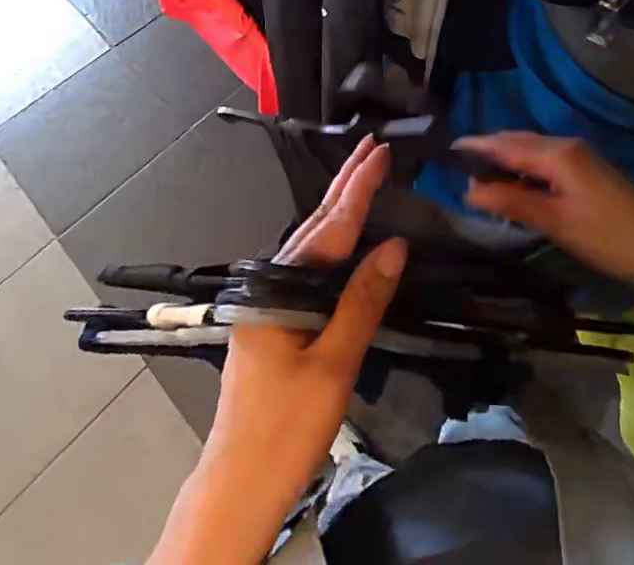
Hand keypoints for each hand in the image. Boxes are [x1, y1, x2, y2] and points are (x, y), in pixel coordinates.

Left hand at [151, 136, 406, 564]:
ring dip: (337, 210)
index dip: (358, 189)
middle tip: (371, 148)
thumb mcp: (332, 364)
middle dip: (344, 186)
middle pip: (314, 227)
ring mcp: (269, 303)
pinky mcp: (275, 321)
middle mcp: (269, 286)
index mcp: (278, 289)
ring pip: (309, 246)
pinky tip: (345, 240)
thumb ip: (361, 301)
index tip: (379, 152)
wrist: (238, 484)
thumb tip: (394, 246)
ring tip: (362, 178)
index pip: (330, 229)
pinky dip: (332, 244)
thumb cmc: (286, 427)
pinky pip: (308, 269)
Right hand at [457, 132, 633, 290]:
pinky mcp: (589, 168)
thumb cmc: (609, 238)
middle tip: (459, 161)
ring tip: (480, 171)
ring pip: (534, 148)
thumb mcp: (556, 223)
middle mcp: (568, 146)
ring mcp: (582, 155)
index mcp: (558, 155)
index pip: (507, 145)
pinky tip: (517, 182)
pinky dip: (525, 165)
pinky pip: (547, 158)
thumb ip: (512, 202)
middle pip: (520, 141)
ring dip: (507, 156)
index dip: (477, 146)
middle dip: (490, 147)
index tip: (448, 147)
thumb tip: (469, 189)